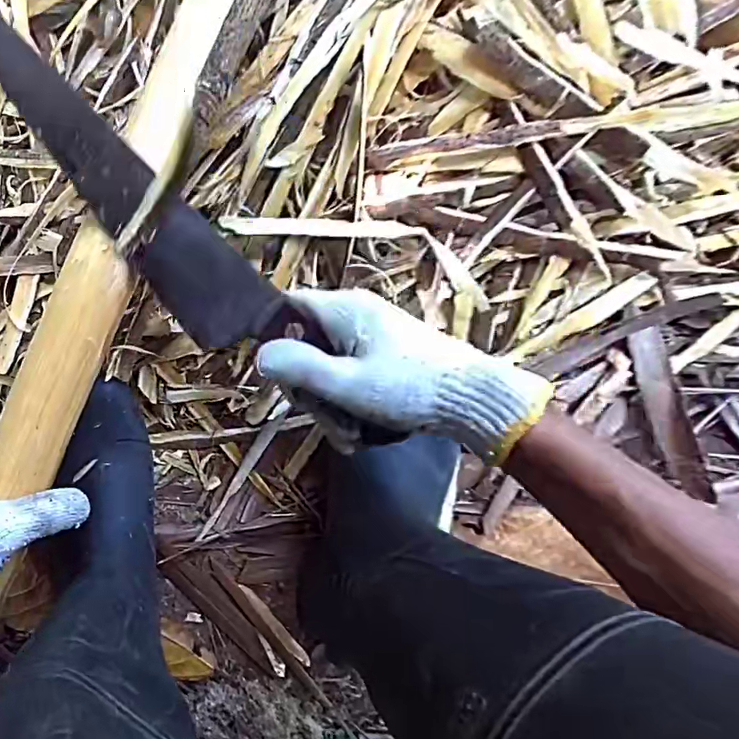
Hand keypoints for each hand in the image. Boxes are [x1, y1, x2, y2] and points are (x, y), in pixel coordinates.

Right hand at [256, 290, 552, 461]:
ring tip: (349, 432)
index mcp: (343, 308)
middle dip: (306, 385)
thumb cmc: (412, 389)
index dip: (273, 337)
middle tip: (322, 415)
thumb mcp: (346, 384)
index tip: (279, 373)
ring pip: (324, 365)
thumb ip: (298, 368)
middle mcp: (354, 313)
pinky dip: (347, 402)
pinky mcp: (383, 354)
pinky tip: (360, 429)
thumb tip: (258, 356)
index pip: (286, 305)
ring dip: (328, 402)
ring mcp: (370, 334)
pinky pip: (347, 374)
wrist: (479, 402)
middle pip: (303, 344)